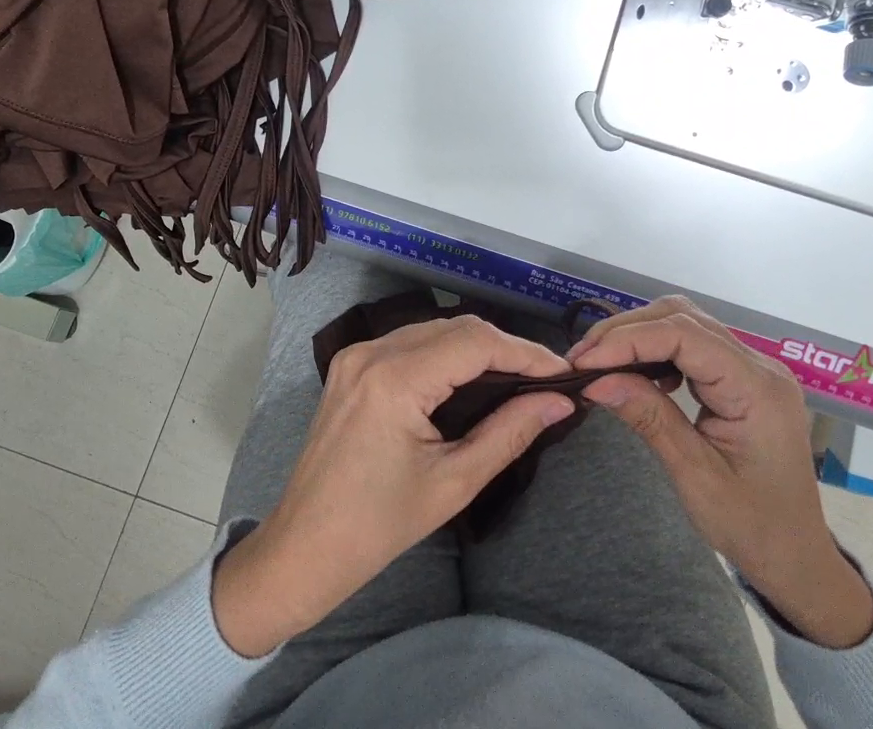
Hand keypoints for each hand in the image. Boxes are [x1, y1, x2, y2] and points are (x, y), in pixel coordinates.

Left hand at [213, 317, 576, 655]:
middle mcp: (371, 353)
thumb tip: (559, 402)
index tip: (566, 372)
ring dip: (477, 346)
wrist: (307, 545)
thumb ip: (509, 432)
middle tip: (547, 378)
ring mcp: (355, 356)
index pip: (476, 342)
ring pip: (432, 330)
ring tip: (518, 378)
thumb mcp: (454, 481)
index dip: (526, 352)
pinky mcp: (349, 367)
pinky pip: (409, 342)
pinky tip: (471, 377)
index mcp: (394, 379)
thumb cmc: (380, 524)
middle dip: (505, 347)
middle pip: (455, 327)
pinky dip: (446, 352)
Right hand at [570, 296, 872, 648]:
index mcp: (757, 389)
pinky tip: (633, 373)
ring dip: (638, 336)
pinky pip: (693, 346)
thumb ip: (649, 418)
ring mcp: (752, 371)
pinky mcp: (740, 381)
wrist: (795, 556)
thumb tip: (597, 380)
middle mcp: (759, 367)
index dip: (628, 339)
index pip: (684, 335)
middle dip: (627, 331)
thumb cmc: (752, 525)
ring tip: (599, 363)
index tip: (584, 362)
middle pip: (683, 318)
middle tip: (583, 361)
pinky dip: (655, 350)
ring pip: (686, 325)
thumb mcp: (695, 475)